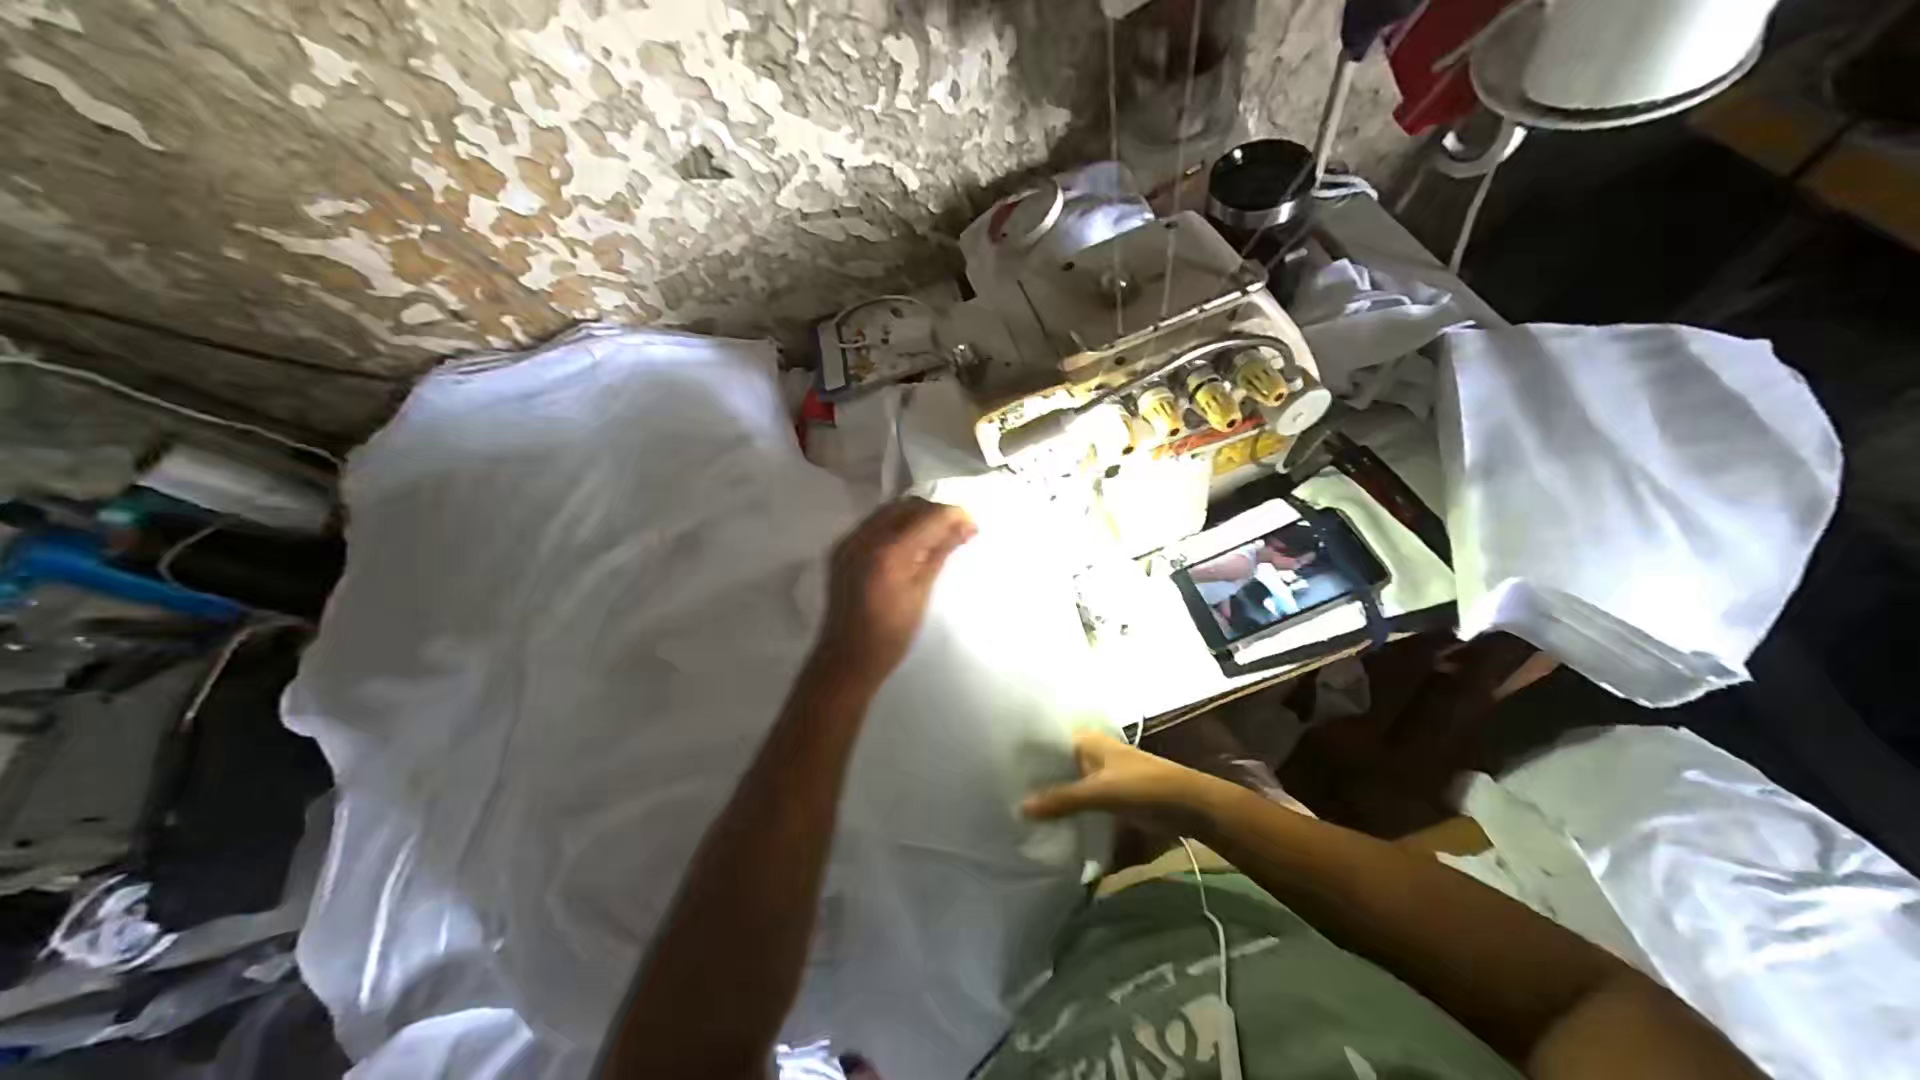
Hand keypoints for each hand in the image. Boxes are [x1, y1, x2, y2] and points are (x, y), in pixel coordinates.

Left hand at [813, 497, 975, 689]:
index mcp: (889, 552)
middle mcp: (865, 537)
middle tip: (958, 531)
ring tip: (936, 535)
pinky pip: (873, 523)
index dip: (955, 515)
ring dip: (916, 515)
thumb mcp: (922, 592)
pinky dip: (895, 525)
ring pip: (890, 511)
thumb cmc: (891, 636)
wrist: (845, 659)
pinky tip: (909, 542)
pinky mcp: (841, 549)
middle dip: (936, 512)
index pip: (929, 516)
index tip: (973, 527)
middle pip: (908, 506)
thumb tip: (966, 527)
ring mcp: (848, 541)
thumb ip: (941, 553)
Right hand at [1022, 732, 1234, 833]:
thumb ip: (1062, 800)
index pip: (1048, 740)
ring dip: (1052, 799)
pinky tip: (1050, 827)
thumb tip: (1021, 808)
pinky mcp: (1111, 799)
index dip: (1027, 752)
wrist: (1189, 806)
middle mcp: (1091, 754)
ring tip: (1018, 813)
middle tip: (1003, 794)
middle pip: (1056, 765)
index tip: (999, 765)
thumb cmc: (1144, 787)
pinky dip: (1068, 813)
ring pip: (1068, 786)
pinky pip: (1081, 804)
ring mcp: (1102, 777)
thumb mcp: (1100, 792)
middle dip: (1035, 779)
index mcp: (1087, 741)